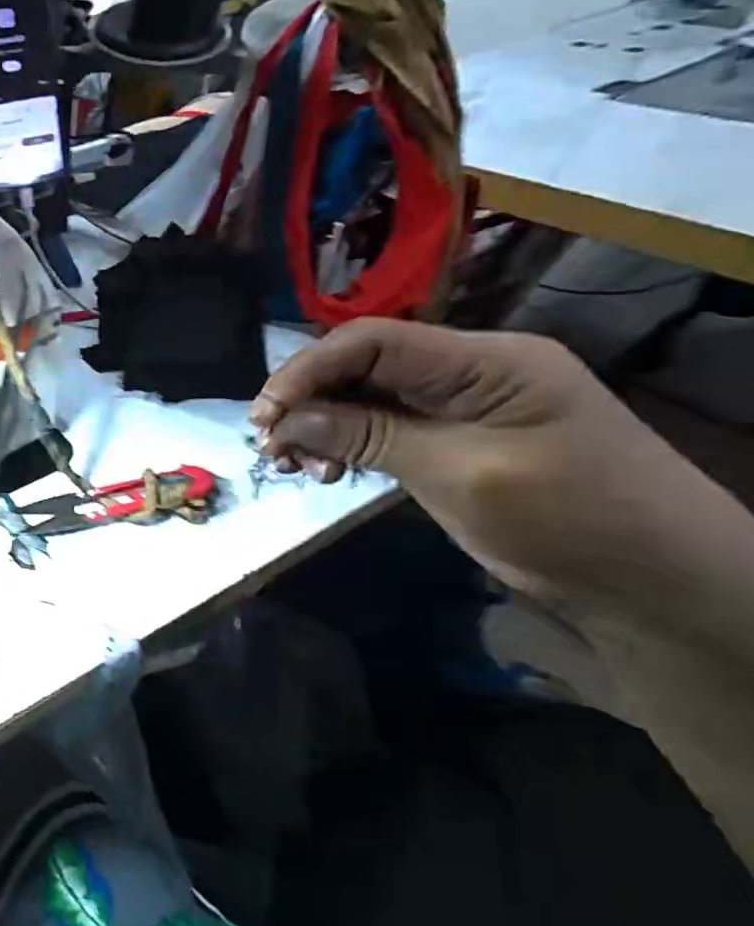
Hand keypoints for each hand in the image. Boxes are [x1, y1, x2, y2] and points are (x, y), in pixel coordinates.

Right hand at [250, 319, 753, 630]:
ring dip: (317, 427)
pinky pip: (374, 426)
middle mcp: (465, 372)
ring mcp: (456, 406)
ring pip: (358, 397)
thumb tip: (284, 419)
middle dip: (305, 402)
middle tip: (272, 448)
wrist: (660, 584)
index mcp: (485, 362)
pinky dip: (340, 445)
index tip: (265, 415)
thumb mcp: (461, 474)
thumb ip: (369, 437)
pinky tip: (327, 471)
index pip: (371, 340)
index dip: (307, 369)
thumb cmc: (572, 518)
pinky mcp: (446, 439)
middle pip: (358, 366)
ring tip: (300, 467)